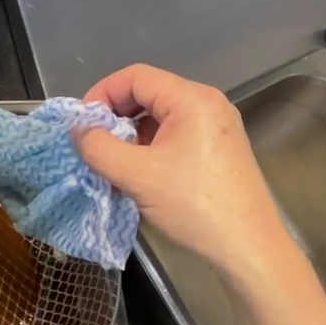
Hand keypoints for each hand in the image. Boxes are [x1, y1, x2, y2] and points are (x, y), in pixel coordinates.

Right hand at [78, 64, 288, 278]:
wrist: (247, 247)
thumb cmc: (193, 206)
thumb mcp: (136, 176)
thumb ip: (99, 148)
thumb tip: (78, 131)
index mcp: (191, 99)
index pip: (135, 77)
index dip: (102, 94)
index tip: (82, 125)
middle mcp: (207, 104)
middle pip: (148, 94)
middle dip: (115, 117)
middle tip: (93, 146)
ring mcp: (217, 128)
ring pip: (160, 118)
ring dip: (131, 137)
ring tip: (113, 167)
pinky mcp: (219, 151)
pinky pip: (175, 136)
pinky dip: (150, 149)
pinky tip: (139, 177)